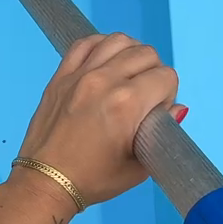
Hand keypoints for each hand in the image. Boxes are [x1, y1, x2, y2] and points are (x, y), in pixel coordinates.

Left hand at [12, 32, 183, 208]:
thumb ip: (162, 133)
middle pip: (145, 54)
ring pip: (118, 41)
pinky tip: (104, 62)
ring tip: (127, 76)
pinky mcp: (60, 76)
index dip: (168, 94)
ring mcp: (79, 75)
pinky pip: (84, 44)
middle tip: (144, 97)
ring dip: (130, 54)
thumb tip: (176, 109)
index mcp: (127, 104)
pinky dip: (100, 46)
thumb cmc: (92, 180)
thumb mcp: (137, 167)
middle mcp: (104, 81)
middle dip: (153, 73)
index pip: (166, 76)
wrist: (46, 182)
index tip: (156, 111)